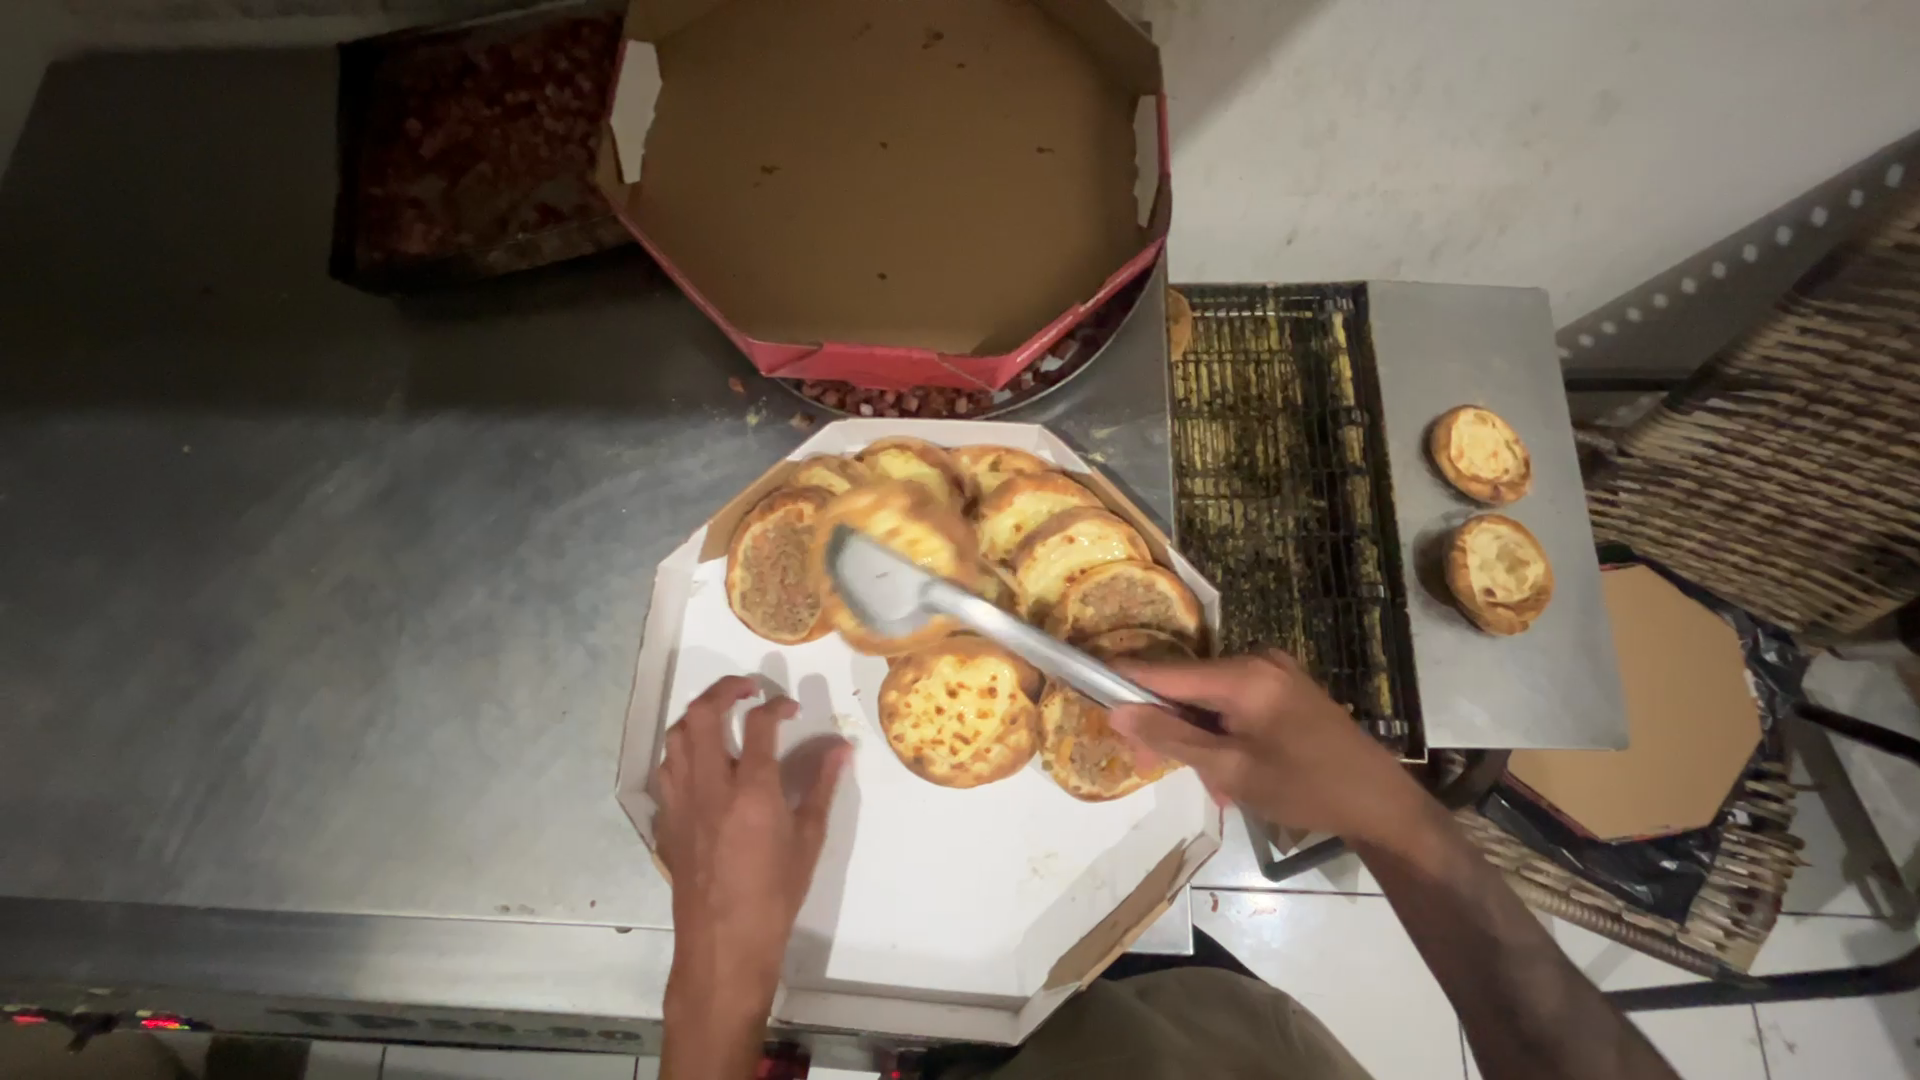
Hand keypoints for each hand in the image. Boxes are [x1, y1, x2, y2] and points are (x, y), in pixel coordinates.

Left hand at [653, 676, 849, 1017]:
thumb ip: (820, 785)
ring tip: (721, 717)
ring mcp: (682, 802)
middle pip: (702, 714)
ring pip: (676, 737)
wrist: (723, 942)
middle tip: (747, 688)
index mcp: (752, 791)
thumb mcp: (809, 839)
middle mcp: (711, 787)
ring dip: (698, 716)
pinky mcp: (666, 819)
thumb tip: (841, 748)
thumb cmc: (774, 893)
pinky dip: (683, 750)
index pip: (760, 724)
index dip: (776, 705)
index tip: (790, 708)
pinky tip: (703, 762)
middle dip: (724, 689)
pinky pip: (667, 769)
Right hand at [1111, 652, 1421, 843]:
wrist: (1386, 805)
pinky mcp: (1285, 689)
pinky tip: (1232, 774)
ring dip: (1198, 740)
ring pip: (1209, 702)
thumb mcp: (1231, 770)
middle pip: (1187, 688)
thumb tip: (1116, 714)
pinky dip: (1223, 735)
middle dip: (1166, 728)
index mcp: (1244, 676)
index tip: (1087, 684)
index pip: (1165, 672)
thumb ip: (1170, 739)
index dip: (1124, 681)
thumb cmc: (1307, 789)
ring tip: (1212, 786)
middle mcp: (1257, 661)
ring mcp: (1274, 673)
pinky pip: (1234, 705)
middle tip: (1148, 769)